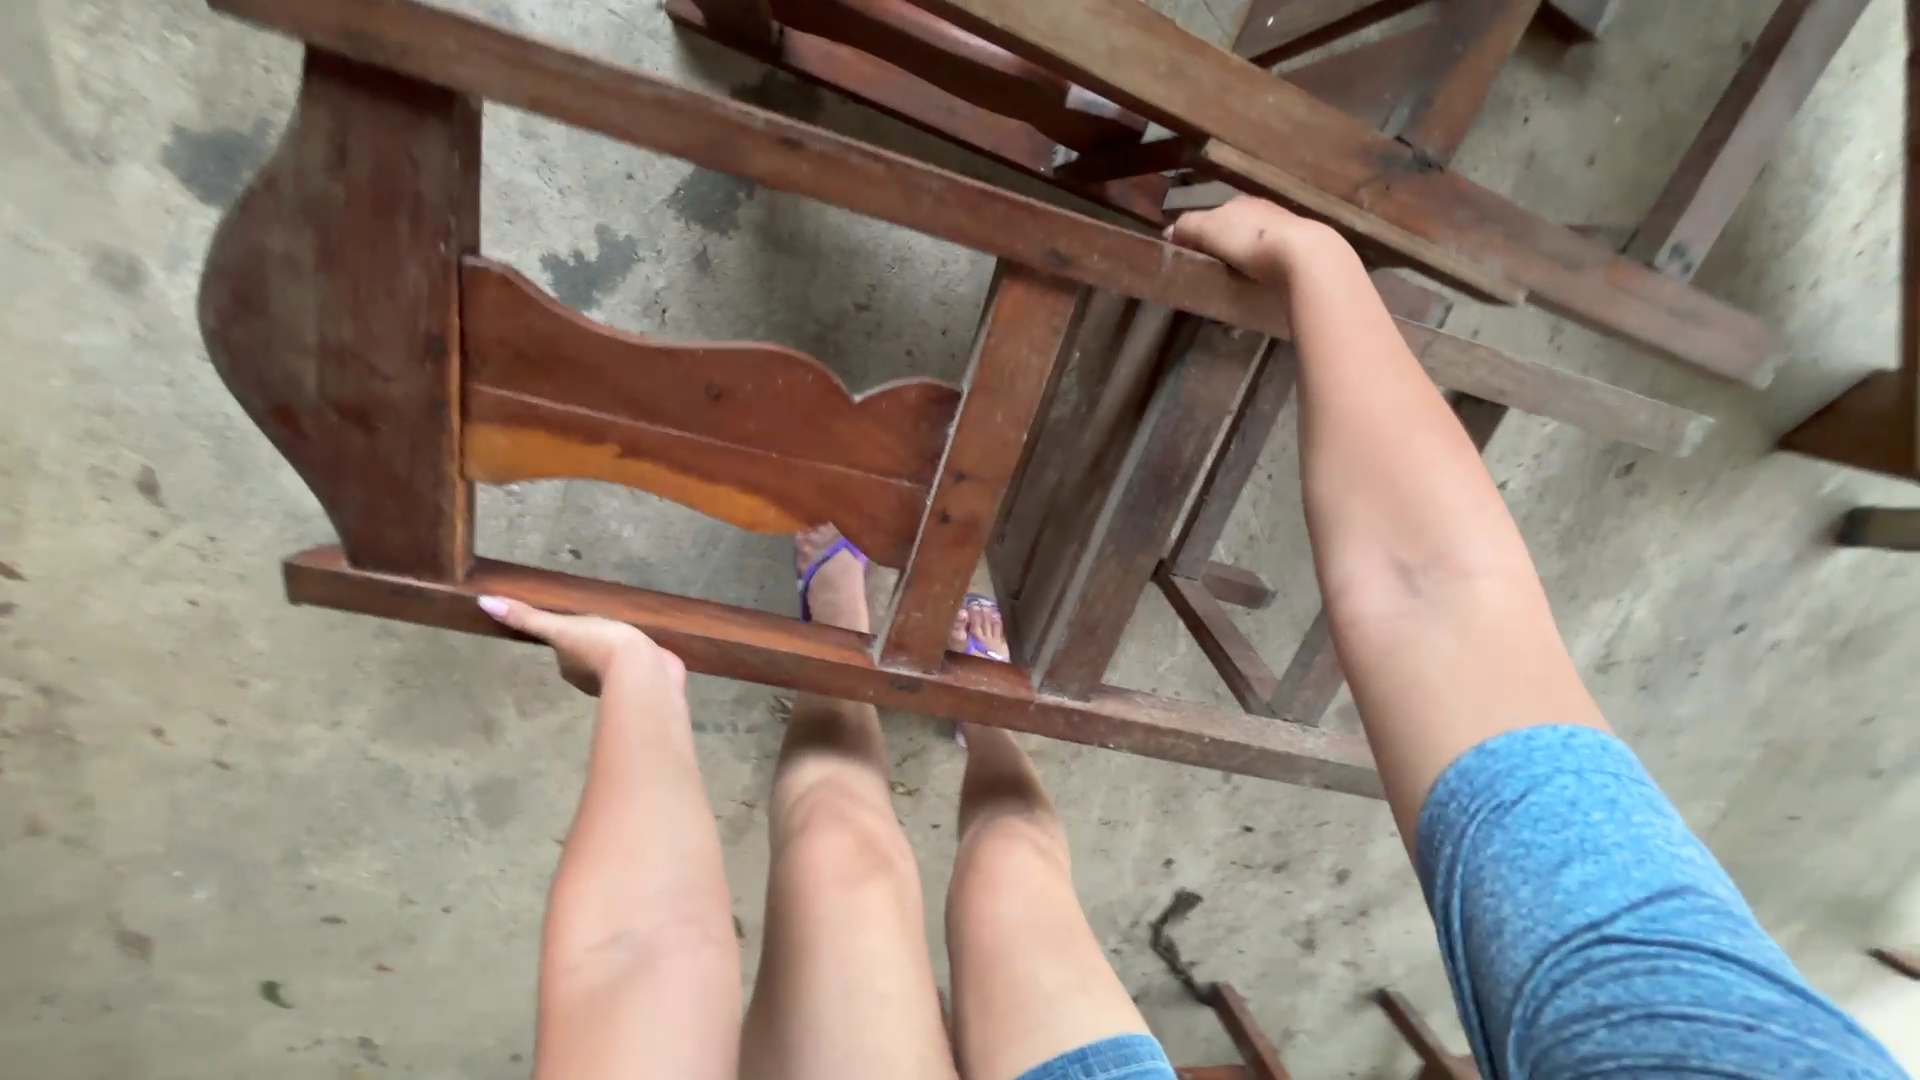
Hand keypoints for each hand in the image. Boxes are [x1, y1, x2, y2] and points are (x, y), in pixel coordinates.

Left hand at [479, 595, 686, 698]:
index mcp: (569, 665)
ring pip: (616, 659)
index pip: (566, 645)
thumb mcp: (561, 627)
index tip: (584, 620)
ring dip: (622, 649)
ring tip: (632, 630)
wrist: (642, 669)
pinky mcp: (645, 676)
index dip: (573, 632)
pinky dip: (643, 656)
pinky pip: (640, 663)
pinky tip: (651, 645)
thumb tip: (483, 602)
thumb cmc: (599, 647)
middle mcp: (590, 675)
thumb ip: (528, 617)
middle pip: (590, 652)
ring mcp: (620, 677)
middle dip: (598, 640)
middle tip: (610, 621)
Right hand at [1164, 196, 1345, 284]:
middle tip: (1210, 268)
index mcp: (1241, 202)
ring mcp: (1283, 229)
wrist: (1300, 255)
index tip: (1191, 254)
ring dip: (1243, 256)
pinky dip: (1260, 266)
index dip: (1199, 233)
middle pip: (1234, 227)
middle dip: (1223, 244)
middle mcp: (1263, 209)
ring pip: (1254, 242)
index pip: (1214, 214)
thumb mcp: (1207, 228)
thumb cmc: (1248, 238)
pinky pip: (1269, 258)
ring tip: (1232, 277)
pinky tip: (1256, 278)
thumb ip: (1186, 226)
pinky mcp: (1297, 251)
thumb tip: (1170, 231)